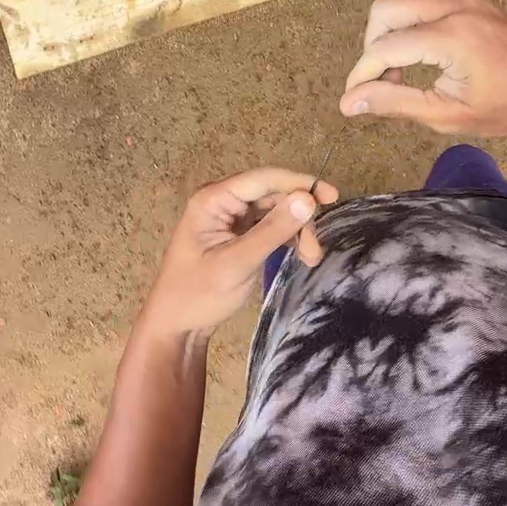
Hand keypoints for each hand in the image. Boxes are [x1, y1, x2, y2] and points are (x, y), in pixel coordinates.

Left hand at [139, 167, 340, 340]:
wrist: (175, 327)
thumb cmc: (197, 294)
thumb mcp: (237, 263)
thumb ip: (273, 230)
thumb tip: (308, 199)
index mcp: (213, 199)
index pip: (264, 179)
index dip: (299, 183)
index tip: (331, 196)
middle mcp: (222, 201)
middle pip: (273, 194)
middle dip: (299, 216)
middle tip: (316, 248)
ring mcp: (230, 217)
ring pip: (275, 210)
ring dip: (296, 229)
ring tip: (310, 258)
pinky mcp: (237, 234)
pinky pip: (270, 225)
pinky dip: (287, 237)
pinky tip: (300, 255)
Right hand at [338, 0, 506, 137]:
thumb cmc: (506, 110)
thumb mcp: (447, 116)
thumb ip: (394, 104)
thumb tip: (349, 102)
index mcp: (449, 39)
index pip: (384, 49)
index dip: (361, 75)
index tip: (353, 98)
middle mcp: (454, 7)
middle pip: (385, 11)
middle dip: (373, 46)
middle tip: (386, 80)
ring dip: (391, 25)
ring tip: (403, 61)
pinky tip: (423, 27)